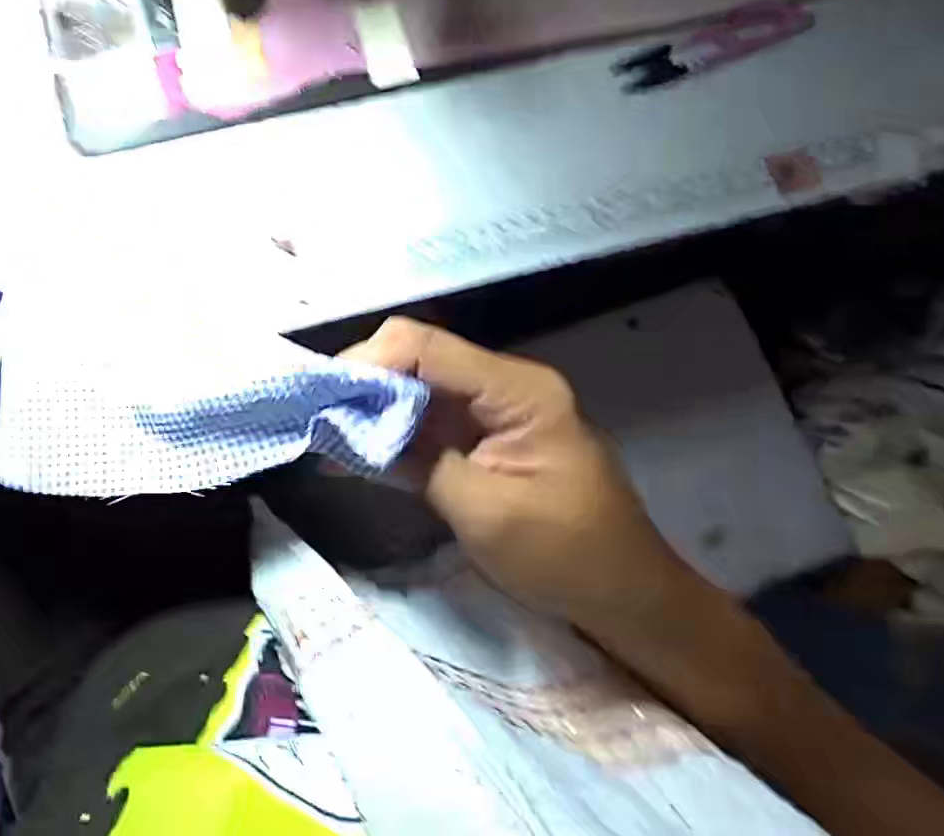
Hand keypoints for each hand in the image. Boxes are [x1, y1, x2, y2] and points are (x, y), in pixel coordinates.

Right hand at [341, 318, 706, 636]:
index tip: (326, 400)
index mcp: (516, 390)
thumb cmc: (566, 556)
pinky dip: (379, 427)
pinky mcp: (471, 429)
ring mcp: (484, 405)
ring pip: (405, 382)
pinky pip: (414, 412)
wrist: (625, 598)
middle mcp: (498, 383)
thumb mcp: (483, 510)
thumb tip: (345, 430)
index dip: (367, 362)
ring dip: (363, 405)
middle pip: (409, 355)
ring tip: (322, 432)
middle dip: (358, 383)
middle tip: (317, 418)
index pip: (423, 345)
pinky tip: (347, 449)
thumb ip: (412, 458)